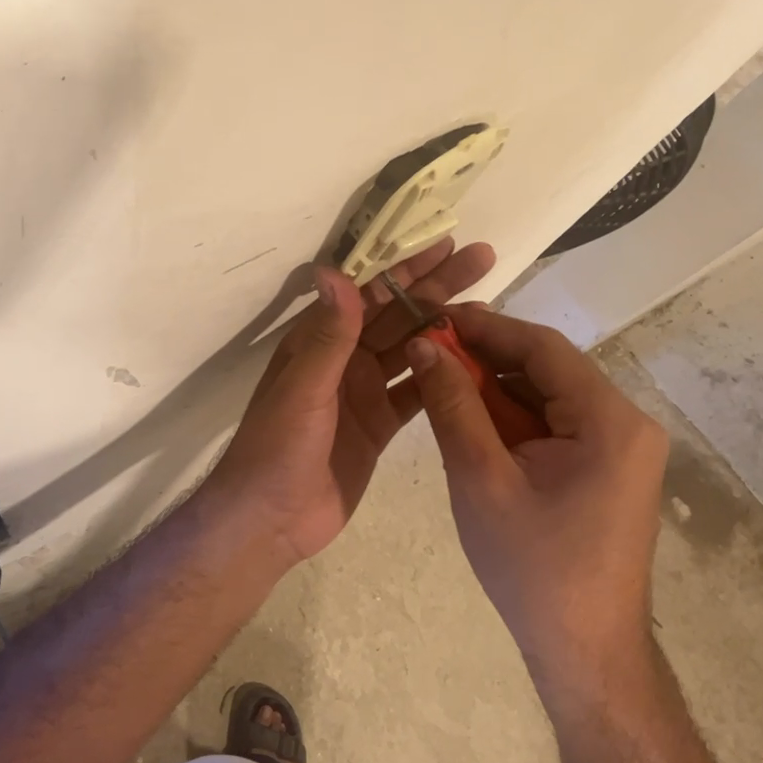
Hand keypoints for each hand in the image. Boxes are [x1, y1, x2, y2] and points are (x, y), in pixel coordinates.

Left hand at [201, 239, 494, 567]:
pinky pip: (417, 393)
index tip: (445, 243)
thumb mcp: (304, 387)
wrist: (271, 518)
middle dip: (436, 288)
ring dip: (445, 328)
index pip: (367, 293)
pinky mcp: (379, 425)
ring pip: (411, 350)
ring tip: (491, 305)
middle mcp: (342, 360)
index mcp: (318, 342)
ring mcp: (362, 393)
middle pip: (396, 316)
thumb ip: (328, 335)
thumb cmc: (277, 447)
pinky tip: (478, 365)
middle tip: (483, 260)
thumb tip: (335, 270)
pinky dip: (443, 378)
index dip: (404, 268)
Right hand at [403, 306, 668, 684]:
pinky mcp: (603, 467)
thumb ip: (452, 403)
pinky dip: (508, 414)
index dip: (484, 326)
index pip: (542, 347)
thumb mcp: (480, 476)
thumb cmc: (531, 564)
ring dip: (492, 384)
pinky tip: (467, 417)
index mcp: (609, 421)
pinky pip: (551, 421)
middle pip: (546, 366)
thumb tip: (424, 344)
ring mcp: (618, 447)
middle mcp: (625, 423)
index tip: (429, 317)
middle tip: (424, 349)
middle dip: (483, 355)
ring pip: (544, 392)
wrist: (583, 648)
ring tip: (436, 380)